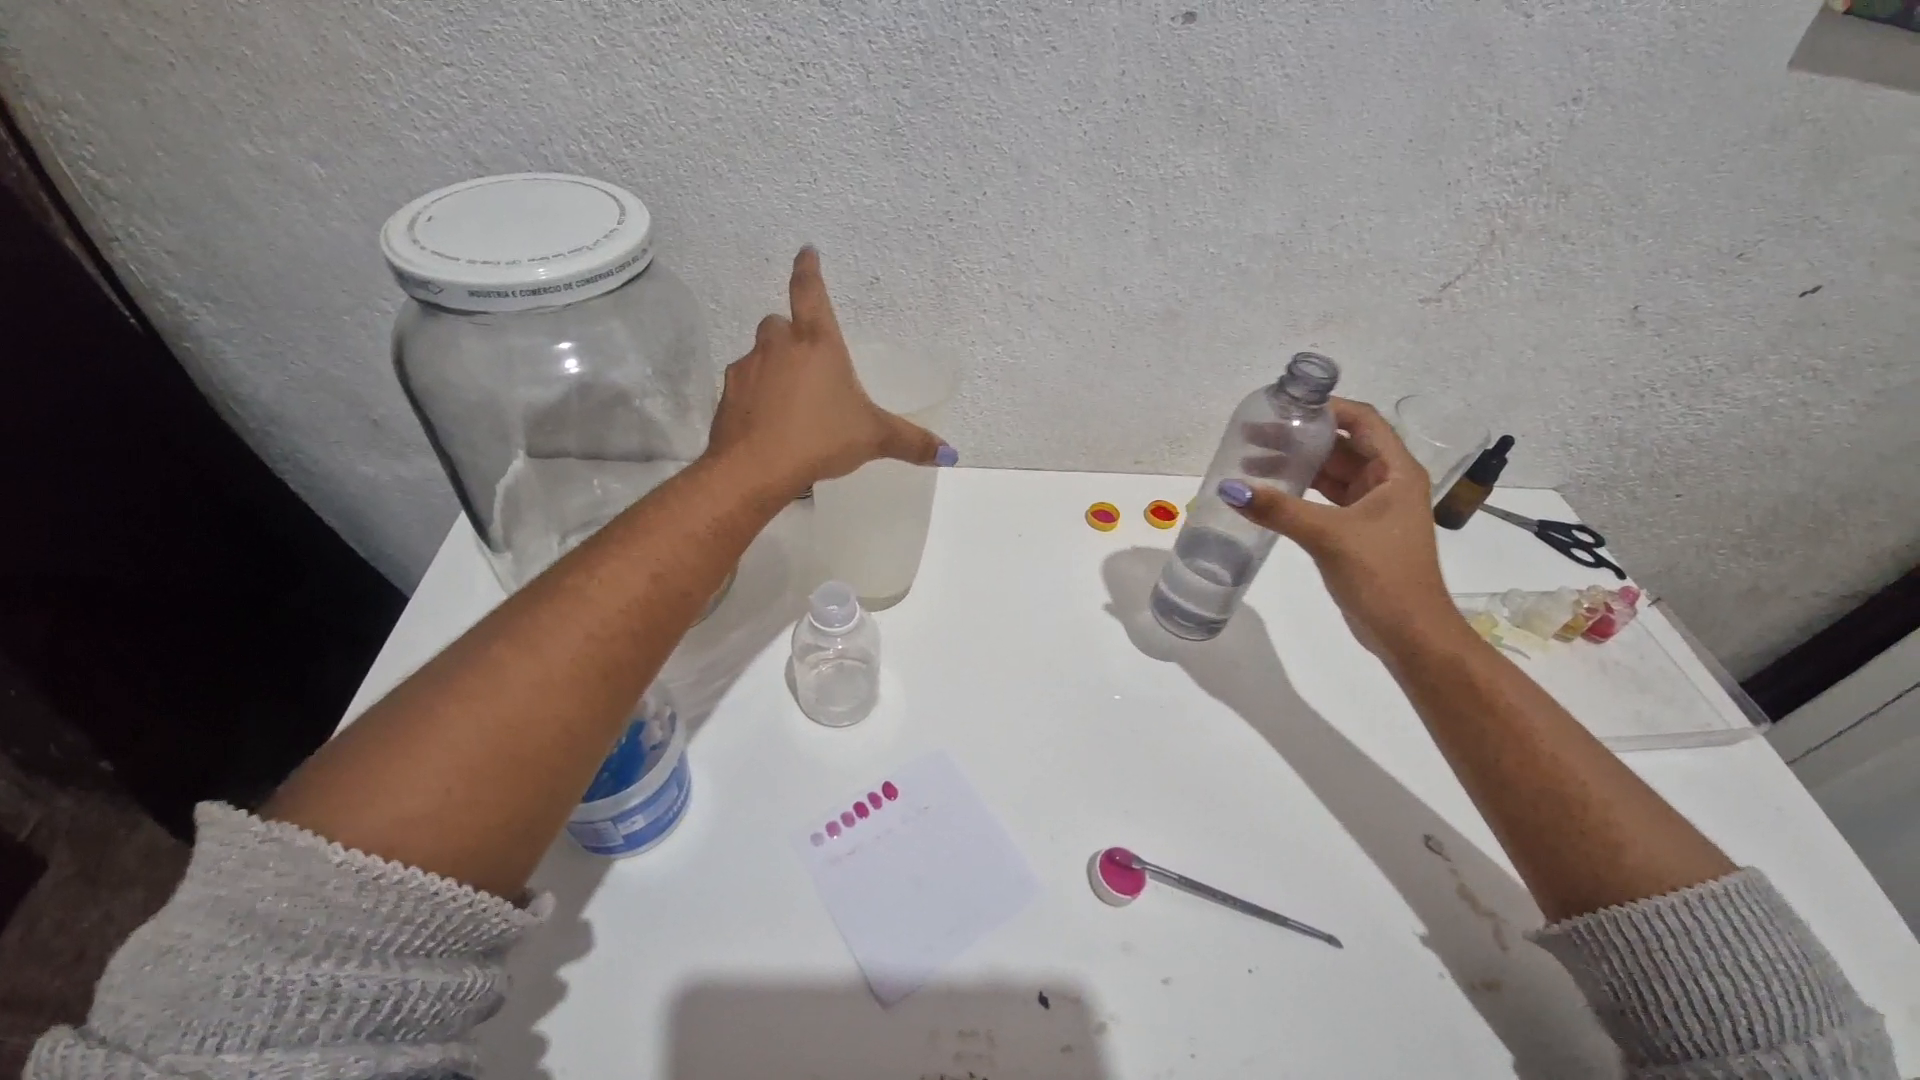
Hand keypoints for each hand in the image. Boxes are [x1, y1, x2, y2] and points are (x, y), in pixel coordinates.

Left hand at [706, 248, 952, 491]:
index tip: (806, 251)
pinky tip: (767, 420)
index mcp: (817, 343)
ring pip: (760, 354)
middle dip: (791, 334)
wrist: (754, 467)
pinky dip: (754, 395)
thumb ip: (910, 442)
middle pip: (779, 324)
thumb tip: (949, 453)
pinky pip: (744, 385)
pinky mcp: (727, 394)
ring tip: (789, 399)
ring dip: (772, 366)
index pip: (810, 292)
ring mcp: (747, 368)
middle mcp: (778, 346)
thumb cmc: (820, 438)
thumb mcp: (872, 439)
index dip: (809, 269)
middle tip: (806, 358)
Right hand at [1219, 398, 1458, 653]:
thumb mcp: (1328, 535)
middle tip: (1253, 436)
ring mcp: (1373, 509)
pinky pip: (1326, 500)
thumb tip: (1229, 489)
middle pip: (1342, 446)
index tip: (1284, 406)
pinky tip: (1270, 495)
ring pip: (1332, 474)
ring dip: (1297, 466)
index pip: (1362, 421)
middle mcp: (1387, 483)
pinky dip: (1300, 493)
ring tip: (1252, 462)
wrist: (1408, 631)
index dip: (1326, 408)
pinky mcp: (1358, 532)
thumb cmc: (1382, 573)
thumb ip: (1278, 510)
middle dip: (1300, 438)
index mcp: (1396, 471)